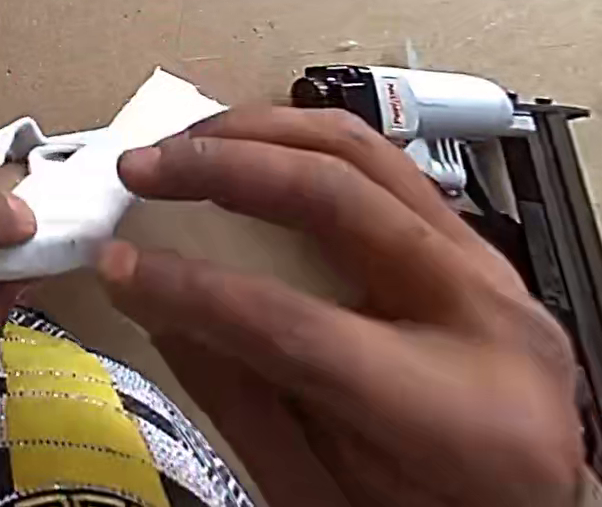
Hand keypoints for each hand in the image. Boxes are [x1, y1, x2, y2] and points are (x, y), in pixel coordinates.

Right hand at [99, 106, 584, 506]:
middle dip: (215, 166)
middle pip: (332, 194)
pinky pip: (365, 153)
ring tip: (177, 145)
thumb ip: (228, 390)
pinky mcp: (459, 233)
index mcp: (462, 417)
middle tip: (139, 168)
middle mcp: (487, 316)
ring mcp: (482, 261)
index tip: (114, 266)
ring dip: (247, 131)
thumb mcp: (314, 492)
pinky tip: (235, 147)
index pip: (292, 323)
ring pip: (350, 146)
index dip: (186, 288)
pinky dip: (285, 136)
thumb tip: (146, 296)